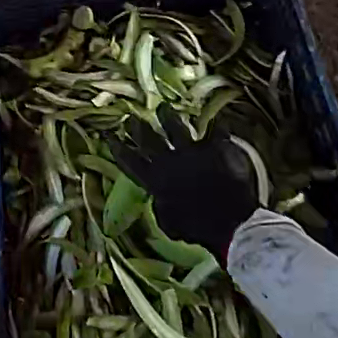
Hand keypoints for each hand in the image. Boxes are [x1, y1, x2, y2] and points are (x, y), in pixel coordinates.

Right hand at [116, 110, 261, 259]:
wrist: (228, 222)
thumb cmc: (196, 229)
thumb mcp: (168, 224)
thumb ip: (160, 206)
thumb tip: (158, 199)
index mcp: (155, 181)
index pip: (131, 161)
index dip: (119, 148)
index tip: (109, 135)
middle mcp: (170, 162)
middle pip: (149, 139)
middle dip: (138, 127)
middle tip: (131, 117)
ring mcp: (192, 152)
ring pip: (176, 128)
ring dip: (168, 117)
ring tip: (163, 108)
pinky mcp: (215, 148)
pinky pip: (215, 131)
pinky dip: (216, 125)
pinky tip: (217, 117)